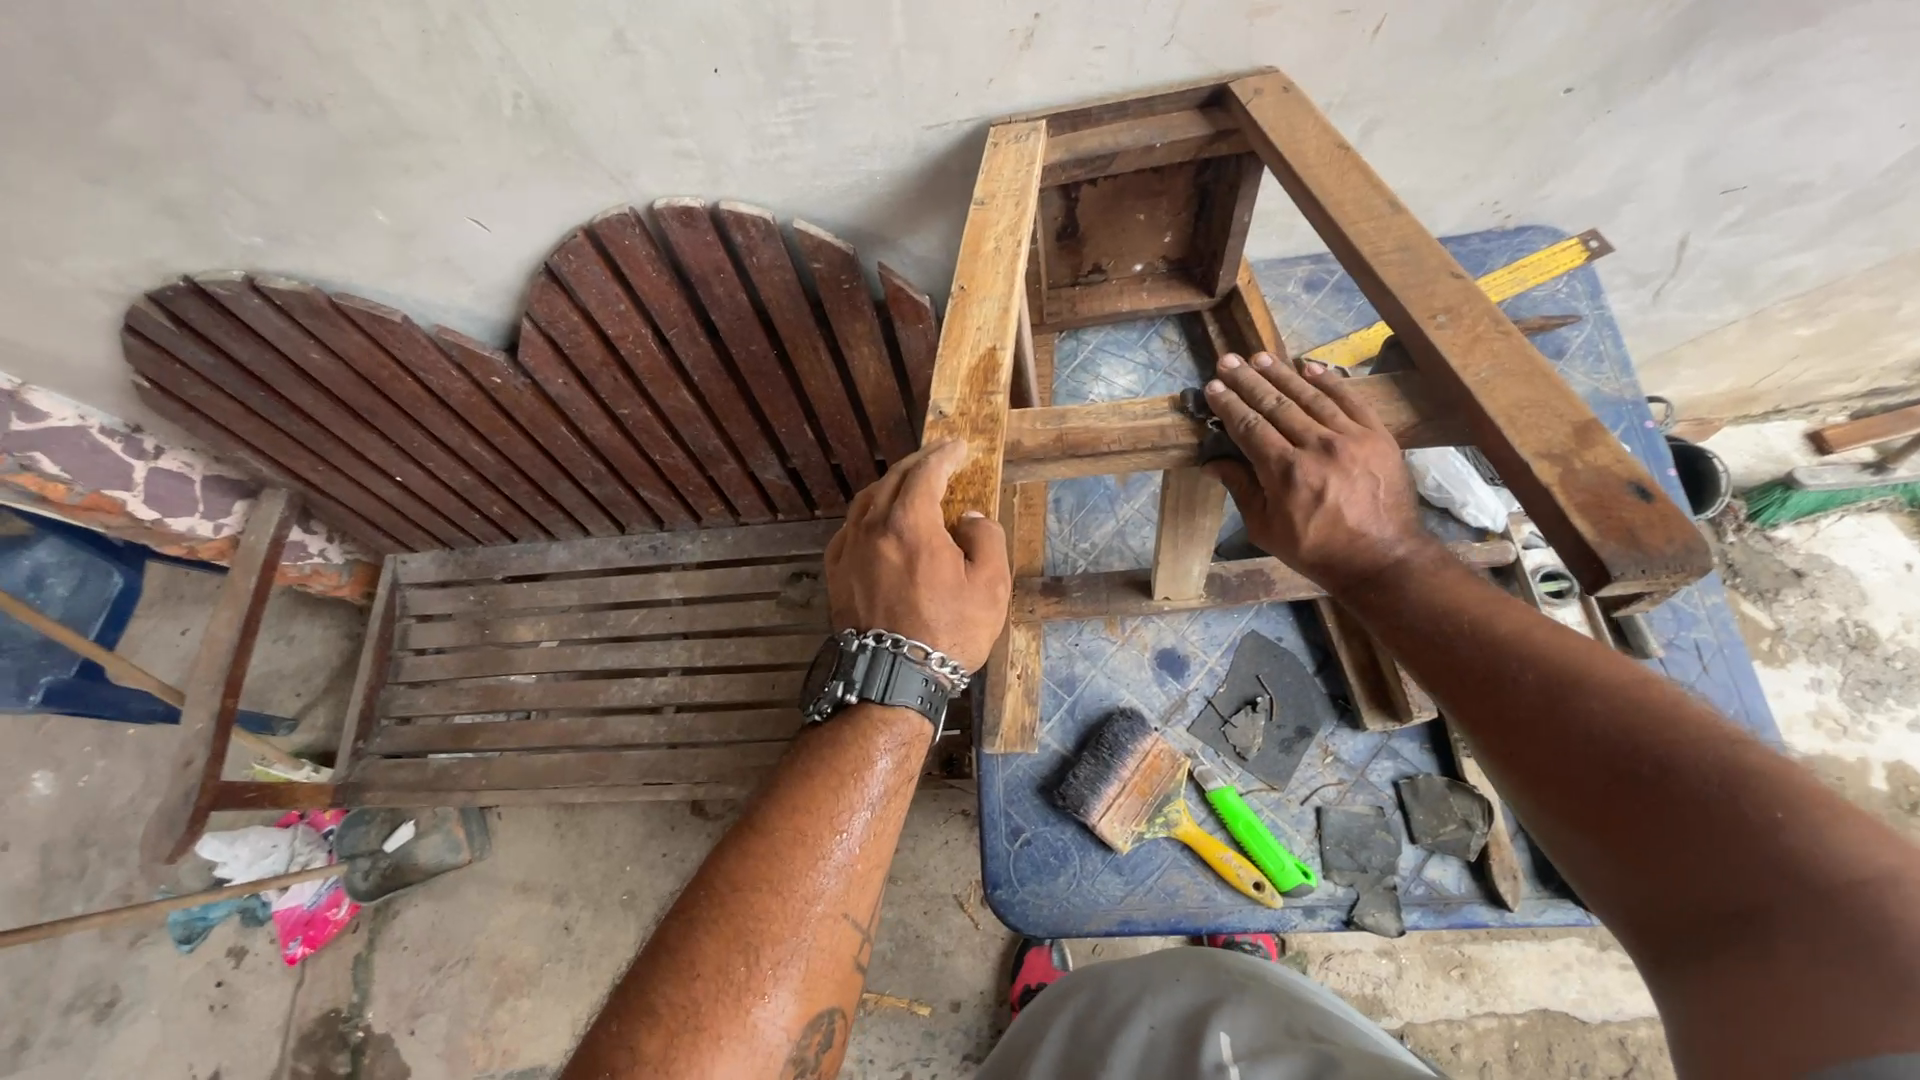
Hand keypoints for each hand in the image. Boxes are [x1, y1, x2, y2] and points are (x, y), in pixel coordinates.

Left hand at [824, 439, 1011, 671]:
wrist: (893, 678)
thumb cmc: (949, 632)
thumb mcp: (990, 585)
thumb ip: (985, 538)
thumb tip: (968, 517)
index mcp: (910, 523)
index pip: (926, 473)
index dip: (945, 455)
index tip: (959, 447)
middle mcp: (872, 527)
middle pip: (893, 479)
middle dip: (919, 463)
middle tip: (939, 457)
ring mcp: (848, 549)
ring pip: (867, 500)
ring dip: (891, 485)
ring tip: (910, 484)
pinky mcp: (836, 572)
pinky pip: (851, 527)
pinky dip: (869, 513)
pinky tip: (878, 521)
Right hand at [1203, 352, 1441, 591]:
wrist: (1382, 558)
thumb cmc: (1316, 549)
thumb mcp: (1266, 529)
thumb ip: (1242, 490)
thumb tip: (1213, 463)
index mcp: (1286, 472)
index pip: (1250, 427)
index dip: (1229, 405)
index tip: (1214, 387)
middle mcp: (1317, 447)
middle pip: (1275, 405)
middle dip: (1248, 381)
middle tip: (1228, 360)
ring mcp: (1351, 438)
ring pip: (1310, 396)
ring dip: (1282, 374)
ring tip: (1259, 357)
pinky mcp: (1377, 436)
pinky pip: (1349, 399)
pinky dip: (1328, 380)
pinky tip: (1308, 365)